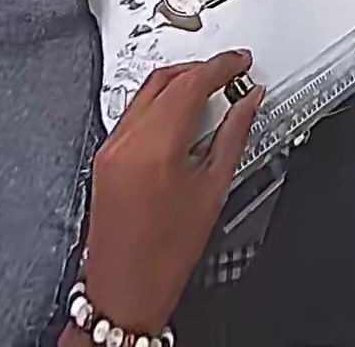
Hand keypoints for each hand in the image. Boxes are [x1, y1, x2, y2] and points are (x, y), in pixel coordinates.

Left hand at [78, 51, 263, 334]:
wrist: (124, 292)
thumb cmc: (165, 255)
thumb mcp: (213, 190)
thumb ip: (234, 135)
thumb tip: (249, 102)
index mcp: (156, 147)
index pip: (191, 83)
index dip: (221, 66)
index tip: (239, 62)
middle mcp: (127, 140)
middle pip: (168, 78)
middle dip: (202, 68)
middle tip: (230, 71)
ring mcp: (112, 145)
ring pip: (149, 88)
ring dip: (181, 78)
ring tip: (210, 86)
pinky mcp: (105, 153)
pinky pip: (135, 107)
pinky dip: (162, 97)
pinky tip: (181, 109)